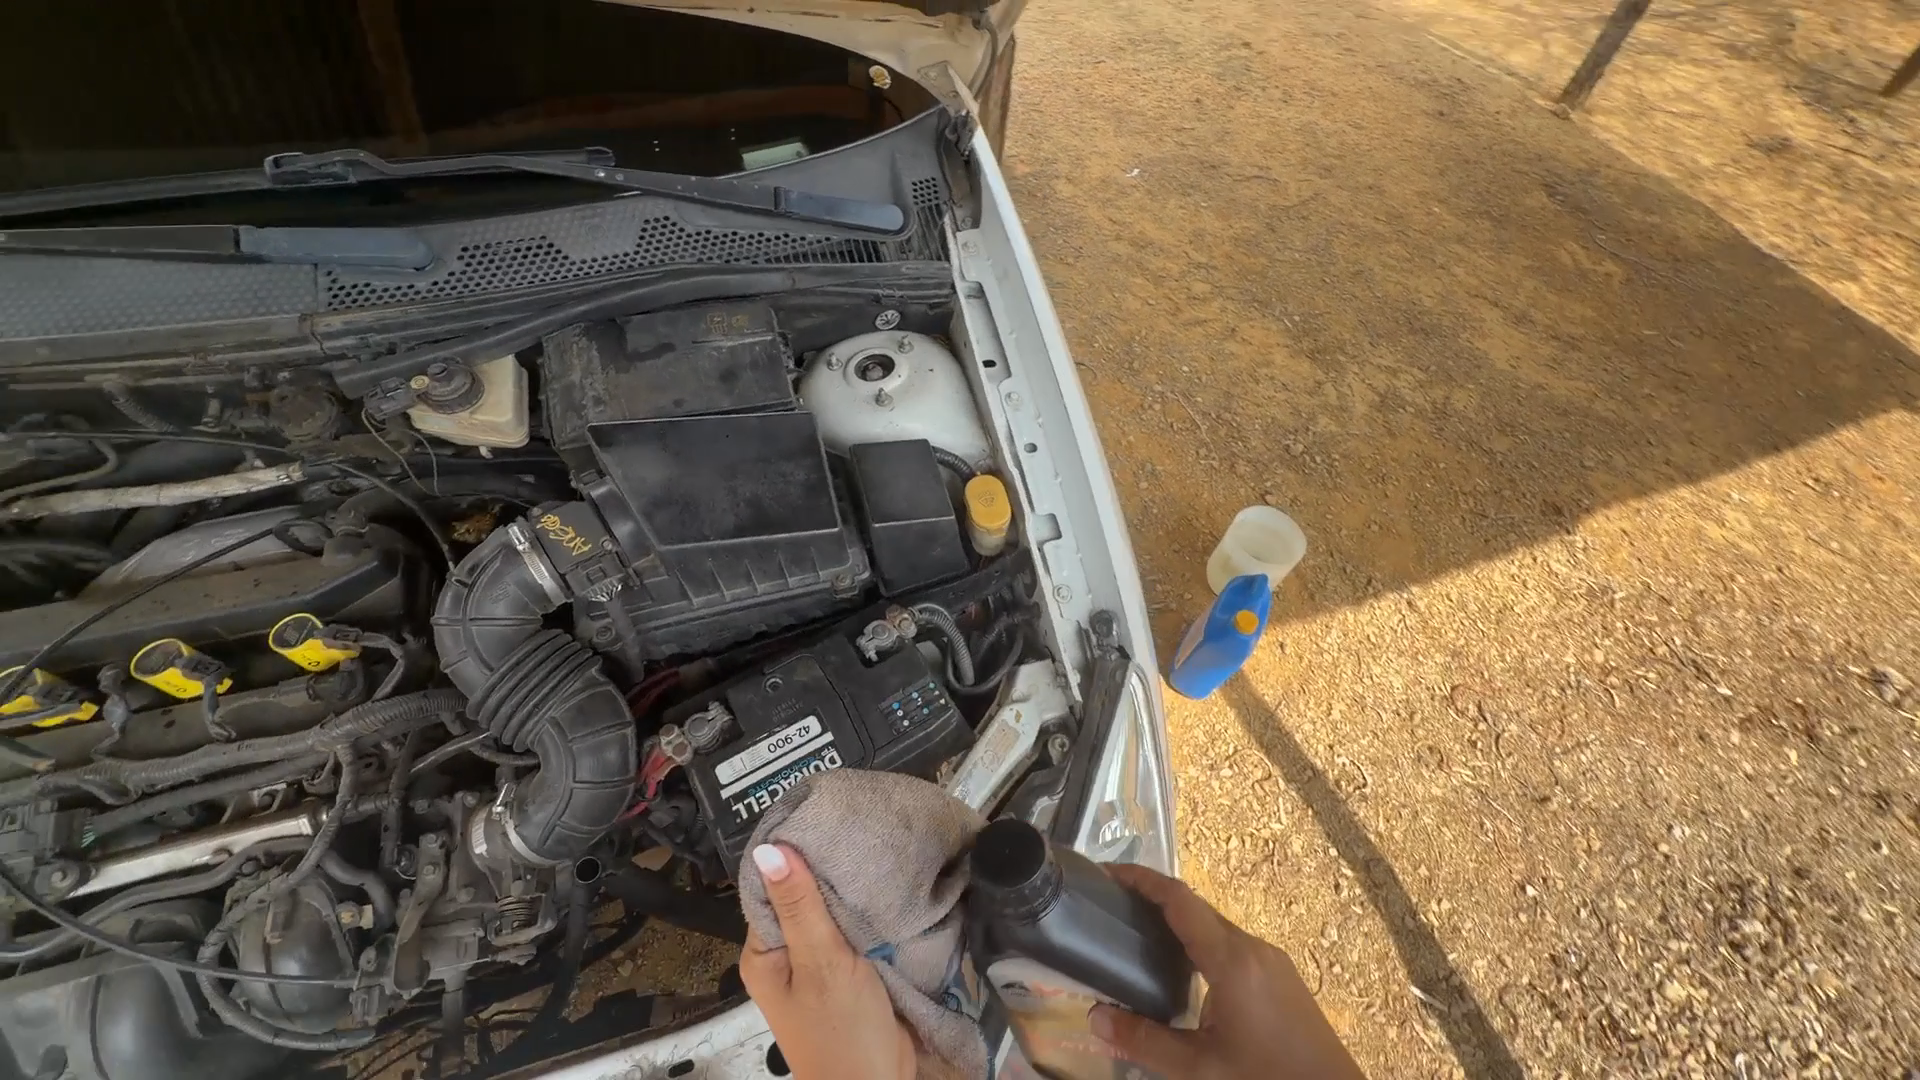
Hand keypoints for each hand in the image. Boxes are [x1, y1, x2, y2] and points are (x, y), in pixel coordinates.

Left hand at [739, 844, 915, 1079]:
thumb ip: (798, 904)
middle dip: (825, 868)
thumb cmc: (842, 1030)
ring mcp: (815, 963)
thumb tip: (769, 848)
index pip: (770, 887)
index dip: (793, 853)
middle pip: (800, 896)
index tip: (821, 815)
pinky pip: (849, 928)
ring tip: (871, 843)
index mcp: (764, 954)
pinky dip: (863, 909)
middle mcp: (784, 955)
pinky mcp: (846, 969)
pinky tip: (881, 883)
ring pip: (828, 911)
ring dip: (847, 888)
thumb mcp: (820, 961)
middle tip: (854, 822)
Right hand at [1090, 864, 1365, 1079]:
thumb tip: (1093, 1017)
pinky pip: (1232, 945)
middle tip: (1114, 908)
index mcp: (1231, 958)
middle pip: (1196, 907)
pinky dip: (1200, 943)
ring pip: (1215, 926)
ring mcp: (1273, 962)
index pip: (1178, 898)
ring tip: (1142, 937)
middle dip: (1153, 899)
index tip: (1106, 872)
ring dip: (1178, 922)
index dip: (1141, 878)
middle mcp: (1253, 947)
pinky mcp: (1283, 979)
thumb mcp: (1201, 1070)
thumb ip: (1145, 1041)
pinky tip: (1185, 971)